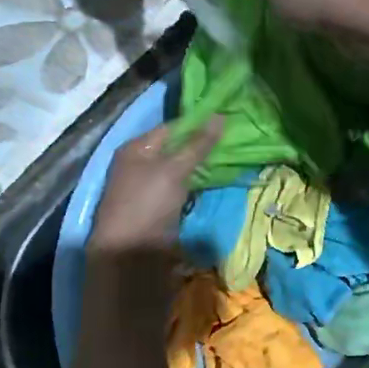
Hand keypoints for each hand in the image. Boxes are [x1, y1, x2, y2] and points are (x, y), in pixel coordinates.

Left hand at [89, 118, 222, 254]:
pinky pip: (185, 184)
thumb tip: (220, 116)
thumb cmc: (148, 203)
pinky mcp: (162, 202)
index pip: (172, 127)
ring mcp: (152, 184)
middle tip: (236, 140)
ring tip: (234, 157)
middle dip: (205, 144)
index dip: (199, 123)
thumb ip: (198, 144)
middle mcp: (142, 162)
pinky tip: (220, 177)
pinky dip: (201, 180)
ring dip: (205, 164)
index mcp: (137, 148)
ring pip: (184, 166)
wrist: (132, 251)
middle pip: (179, 146)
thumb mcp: (174, 169)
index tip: (229, 122)